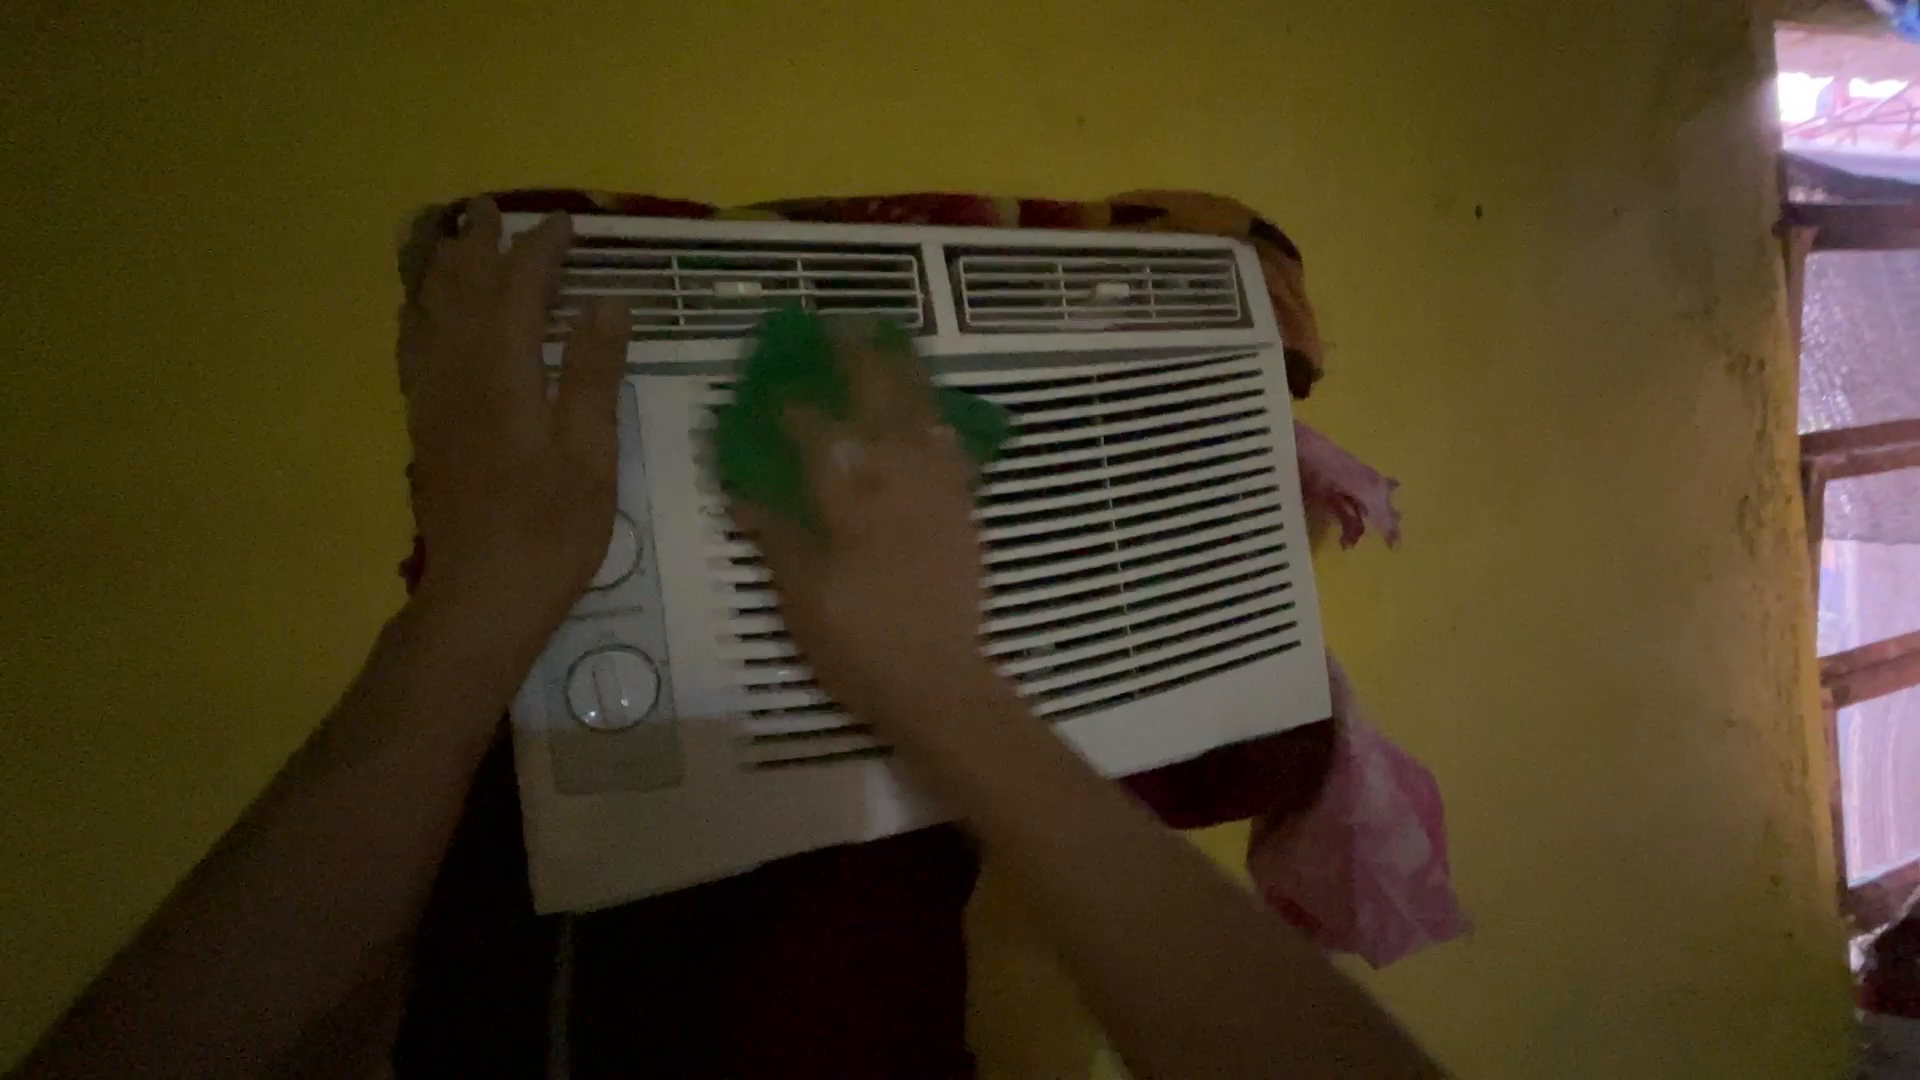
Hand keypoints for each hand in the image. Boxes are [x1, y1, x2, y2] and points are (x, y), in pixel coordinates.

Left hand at [400, 197, 627, 649]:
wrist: (483, 596)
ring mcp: (434, 402)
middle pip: (461, 292)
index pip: (520, 292)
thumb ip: (592, 374)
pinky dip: (422, 314)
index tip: (568, 223)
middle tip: (493, 209)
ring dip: (443, 271)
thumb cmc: (553, 529)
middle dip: (479, 246)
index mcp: (504, 376)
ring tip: (454, 239)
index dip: (542, 252)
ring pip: (429, 316)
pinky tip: (427, 315)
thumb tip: (605, 304)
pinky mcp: (427, 428)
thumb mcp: (590, 453)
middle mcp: (457, 375)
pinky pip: (415, 349)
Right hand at [733, 325, 993, 730]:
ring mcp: (939, 500)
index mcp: (851, 510)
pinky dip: (944, 427)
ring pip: (926, 423)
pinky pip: (956, 458)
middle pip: (881, 411)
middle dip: (862, 364)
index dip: (795, 409)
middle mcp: (898, 490)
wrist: (937, 681)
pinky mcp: (965, 517)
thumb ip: (776, 541)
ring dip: (909, 379)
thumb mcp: (801, 601)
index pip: (818, 441)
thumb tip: (742, 495)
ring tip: (896, 345)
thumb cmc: (859, 649)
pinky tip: (936, 412)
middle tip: (846, 328)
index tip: (777, 387)